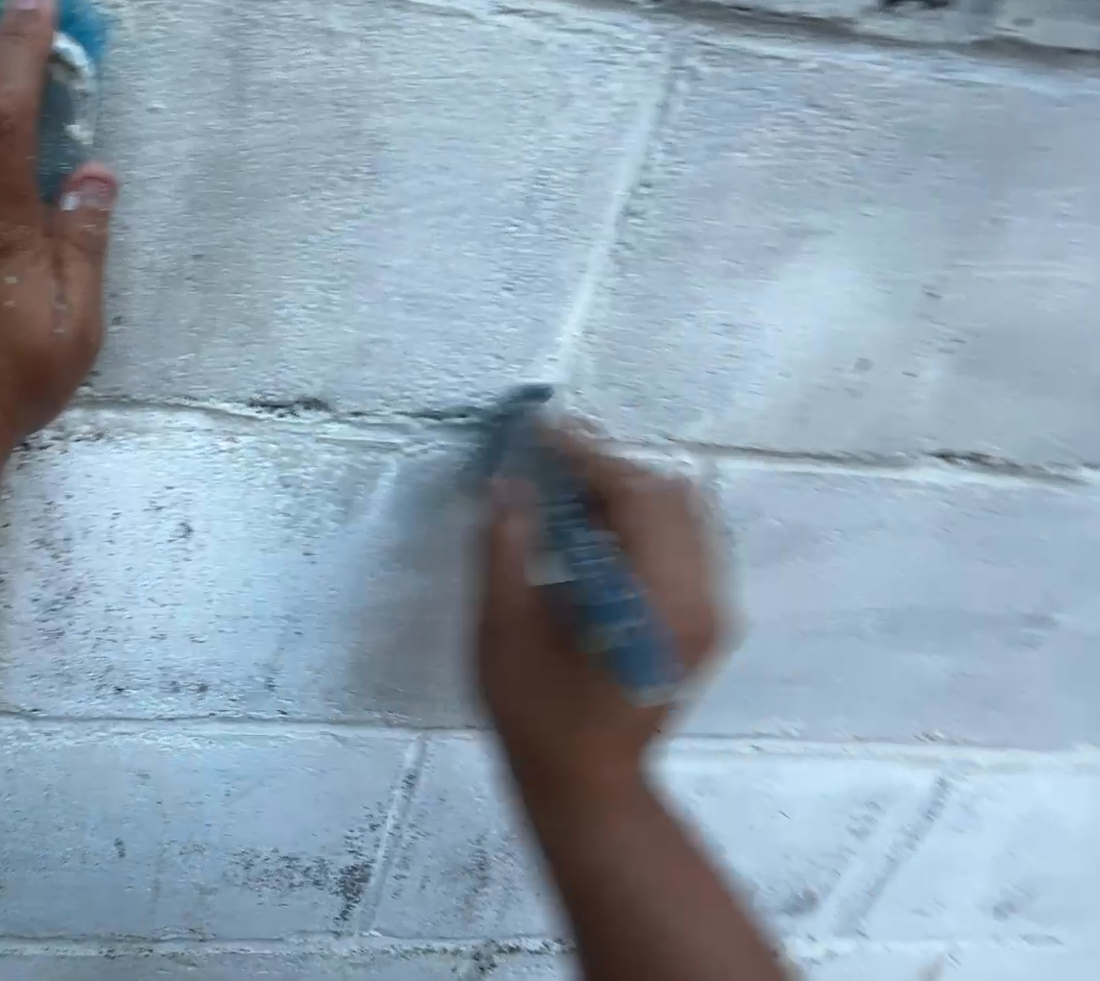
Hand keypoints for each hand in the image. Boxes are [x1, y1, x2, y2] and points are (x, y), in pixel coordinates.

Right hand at [476, 424, 725, 804]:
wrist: (584, 779)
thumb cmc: (534, 710)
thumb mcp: (503, 626)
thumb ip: (505, 548)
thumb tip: (506, 484)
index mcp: (656, 604)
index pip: (636, 499)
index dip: (585, 456)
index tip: (539, 431)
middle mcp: (700, 600)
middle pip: (669, 496)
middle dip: (604, 465)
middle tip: (542, 456)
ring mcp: (707, 610)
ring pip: (678, 514)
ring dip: (618, 488)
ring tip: (557, 483)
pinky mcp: (697, 617)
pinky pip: (675, 540)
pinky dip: (630, 516)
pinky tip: (582, 522)